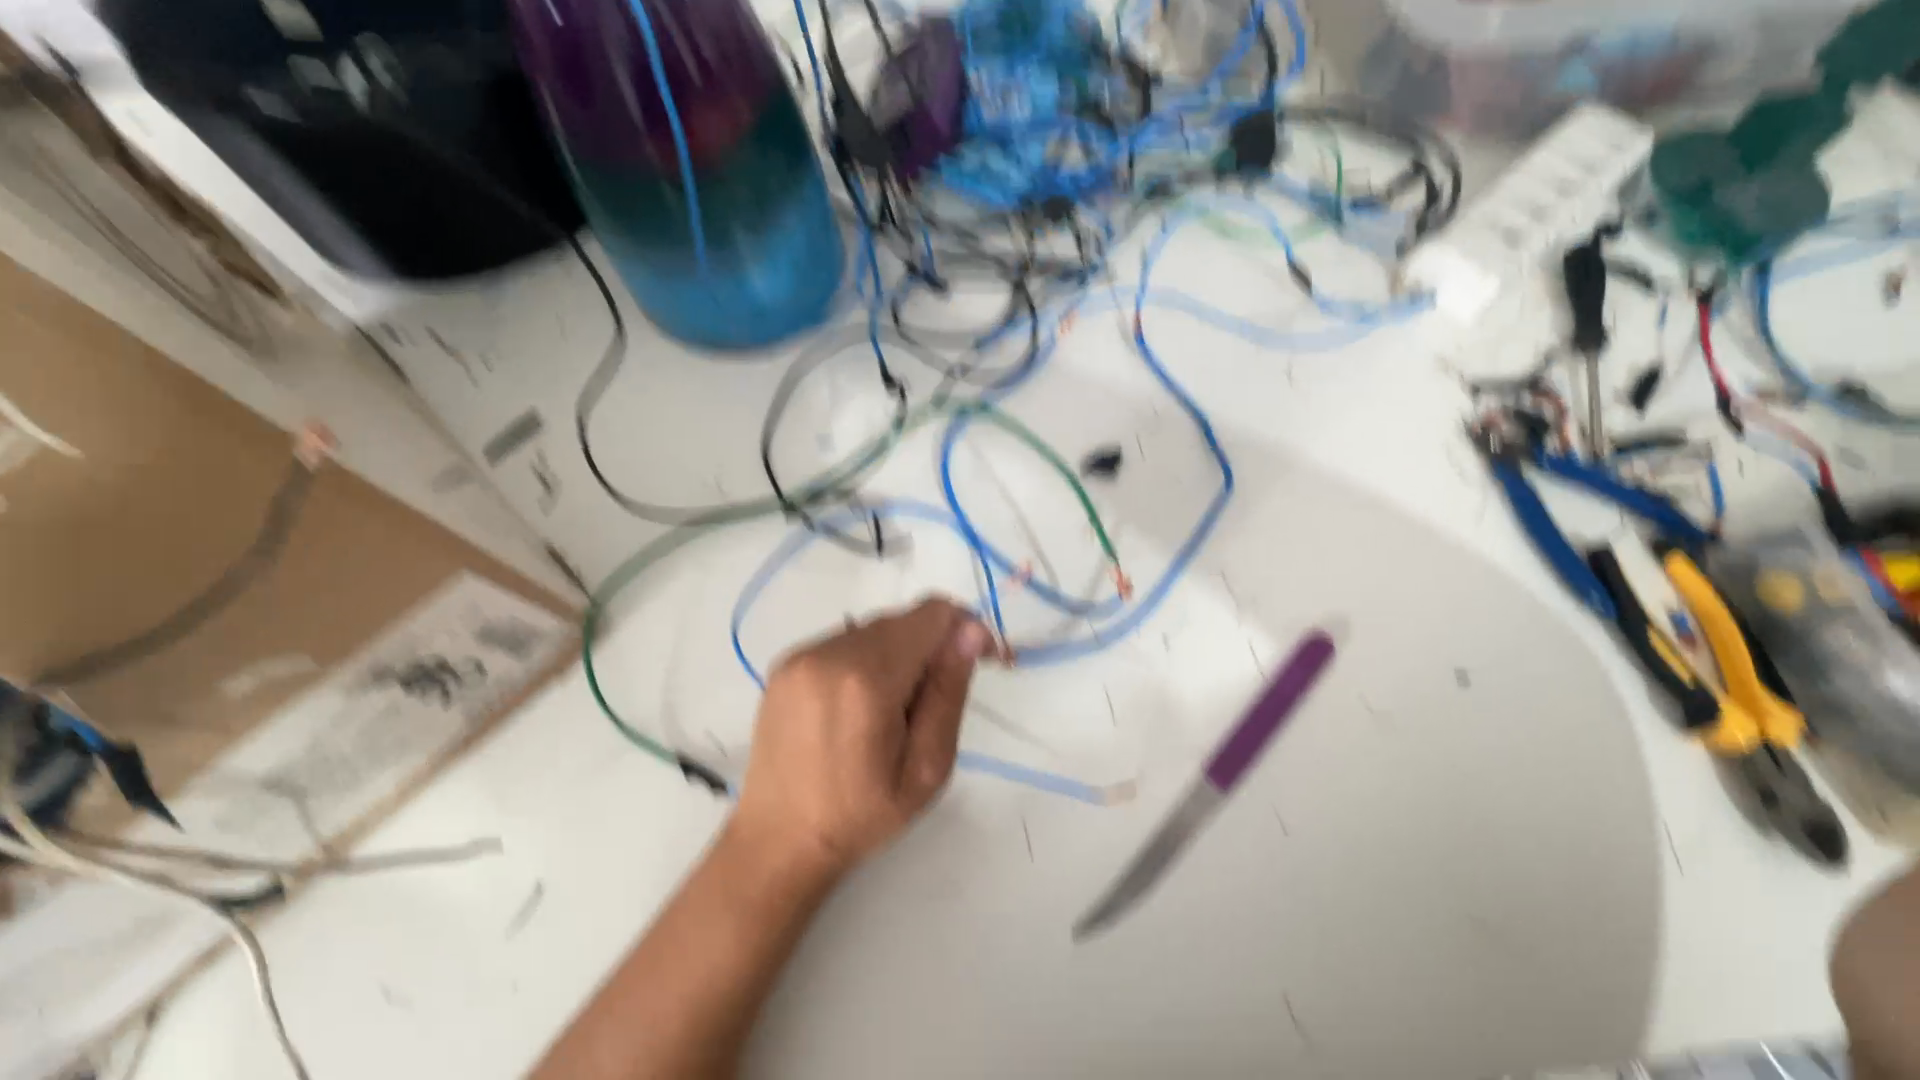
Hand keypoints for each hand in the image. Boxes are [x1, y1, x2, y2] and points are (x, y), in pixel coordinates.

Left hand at [728, 597, 997, 886]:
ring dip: (896, 655)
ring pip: (871, 630)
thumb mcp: (926, 768)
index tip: (980, 661)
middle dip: (929, 648)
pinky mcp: (784, 666)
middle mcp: (829, 652)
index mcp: (867, 678)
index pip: (931, 614)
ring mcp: (800, 656)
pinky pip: (842, 643)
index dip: (964, 628)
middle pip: (901, 620)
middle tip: (932, 706)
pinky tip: (859, 709)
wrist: (778, 840)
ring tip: (891, 714)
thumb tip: (969, 633)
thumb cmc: (861, 816)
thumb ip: (948, 693)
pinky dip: (864, 662)